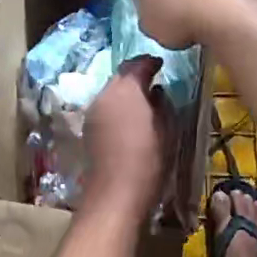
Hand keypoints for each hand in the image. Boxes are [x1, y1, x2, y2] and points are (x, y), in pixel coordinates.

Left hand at [82, 56, 166, 216]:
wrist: (116, 194)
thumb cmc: (150, 159)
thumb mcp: (169, 129)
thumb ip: (164, 103)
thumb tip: (157, 91)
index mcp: (126, 90)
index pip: (137, 64)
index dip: (151, 62)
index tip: (162, 66)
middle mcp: (104, 95)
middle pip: (120, 77)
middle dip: (136, 77)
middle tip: (154, 83)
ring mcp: (92, 112)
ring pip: (111, 93)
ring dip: (126, 94)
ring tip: (144, 104)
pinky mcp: (88, 130)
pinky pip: (105, 109)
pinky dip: (117, 108)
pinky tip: (130, 121)